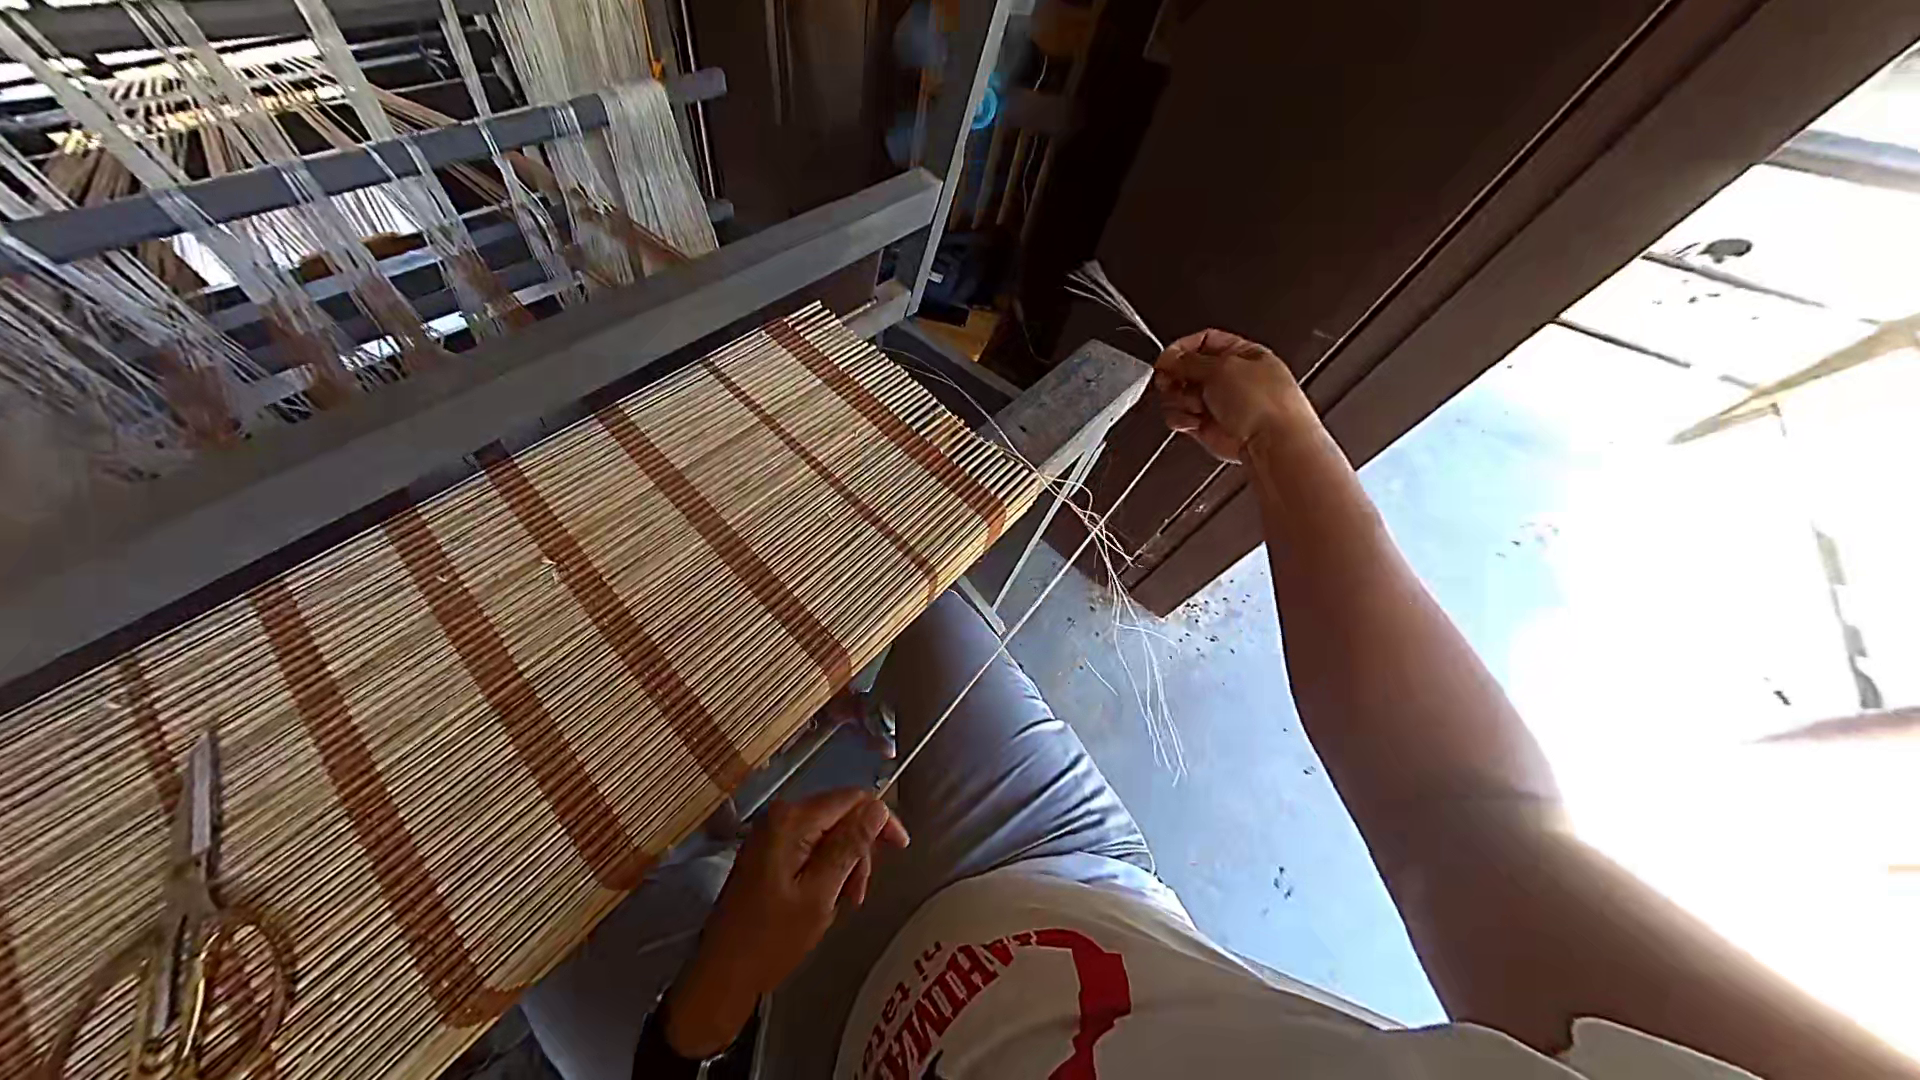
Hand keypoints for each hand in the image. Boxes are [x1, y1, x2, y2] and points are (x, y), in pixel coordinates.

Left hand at [662, 789, 908, 1057]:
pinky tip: (828, 896)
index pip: (852, 798)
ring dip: (845, 862)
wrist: (721, 975)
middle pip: (841, 813)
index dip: (881, 819)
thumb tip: (879, 808)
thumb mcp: (820, 894)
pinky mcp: (769, 850)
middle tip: (861, 892)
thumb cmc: (771, 938)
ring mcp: (772, 832)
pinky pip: (811, 844)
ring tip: (846, 900)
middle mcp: (781, 815)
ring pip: (829, 831)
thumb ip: (850, 846)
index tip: (900, 847)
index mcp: (792, 820)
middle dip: (859, 848)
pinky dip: (827, 867)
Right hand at [1154, 329, 1314, 462]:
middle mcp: (1229, 379)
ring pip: (1180, 395)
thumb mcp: (1223, 367)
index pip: (1203, 342)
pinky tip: (1194, 420)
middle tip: (1171, 381)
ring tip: (1194, 404)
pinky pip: (1180, 417)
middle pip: (1187, 370)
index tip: (1166, 359)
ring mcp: (1217, 403)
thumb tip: (1170, 359)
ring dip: (1179, 400)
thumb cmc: (1265, 404)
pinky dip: (1181, 419)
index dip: (1181, 349)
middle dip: (1176, 376)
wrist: (1270, 442)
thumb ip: (1190, 360)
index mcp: (1241, 355)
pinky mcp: (1206, 426)